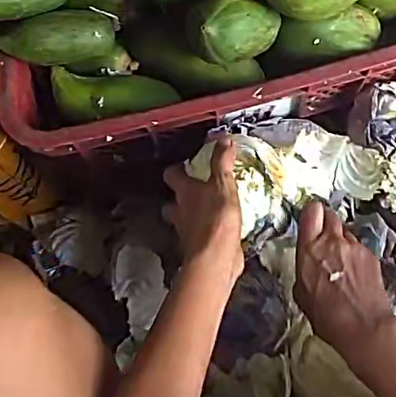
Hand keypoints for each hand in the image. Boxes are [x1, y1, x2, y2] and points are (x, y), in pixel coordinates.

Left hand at [162, 137, 242, 272]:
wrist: (215, 258)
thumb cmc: (217, 217)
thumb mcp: (224, 185)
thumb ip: (223, 162)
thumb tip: (223, 138)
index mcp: (184, 192)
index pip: (172, 174)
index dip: (177, 169)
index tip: (186, 165)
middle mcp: (180, 211)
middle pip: (171, 201)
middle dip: (179, 197)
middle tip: (195, 191)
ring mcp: (185, 232)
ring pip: (181, 220)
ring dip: (189, 216)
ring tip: (205, 212)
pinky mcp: (195, 248)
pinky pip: (195, 237)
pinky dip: (202, 233)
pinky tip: (215, 232)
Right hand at [294, 201, 395, 362]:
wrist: (364, 327)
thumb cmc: (328, 316)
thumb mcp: (302, 294)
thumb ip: (304, 270)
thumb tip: (307, 266)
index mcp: (310, 249)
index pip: (311, 210)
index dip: (311, 213)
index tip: (310, 219)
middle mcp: (333, 241)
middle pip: (330, 215)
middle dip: (326, 223)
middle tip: (324, 239)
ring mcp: (354, 247)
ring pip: (346, 232)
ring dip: (341, 242)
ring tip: (341, 263)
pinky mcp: (371, 255)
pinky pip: (359, 248)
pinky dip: (356, 256)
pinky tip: (355, 274)